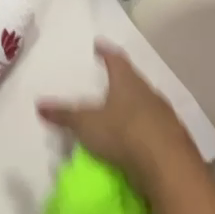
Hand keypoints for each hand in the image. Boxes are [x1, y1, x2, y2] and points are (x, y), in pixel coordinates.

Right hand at [38, 41, 197, 176]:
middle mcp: (149, 94)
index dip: (106, 52)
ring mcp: (166, 117)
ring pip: (146, 105)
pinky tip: (136, 138)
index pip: (116, 60)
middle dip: (121, 81)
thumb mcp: (86, 124)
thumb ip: (64, 115)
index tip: (99, 45)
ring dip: (134, 107)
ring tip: (120, 112)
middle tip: (108, 82)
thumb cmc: (123, 134)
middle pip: (134, 81)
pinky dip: (143, 129)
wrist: (169, 168)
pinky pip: (155, 128)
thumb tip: (40, 105)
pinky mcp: (175, 140)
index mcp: (128, 83)